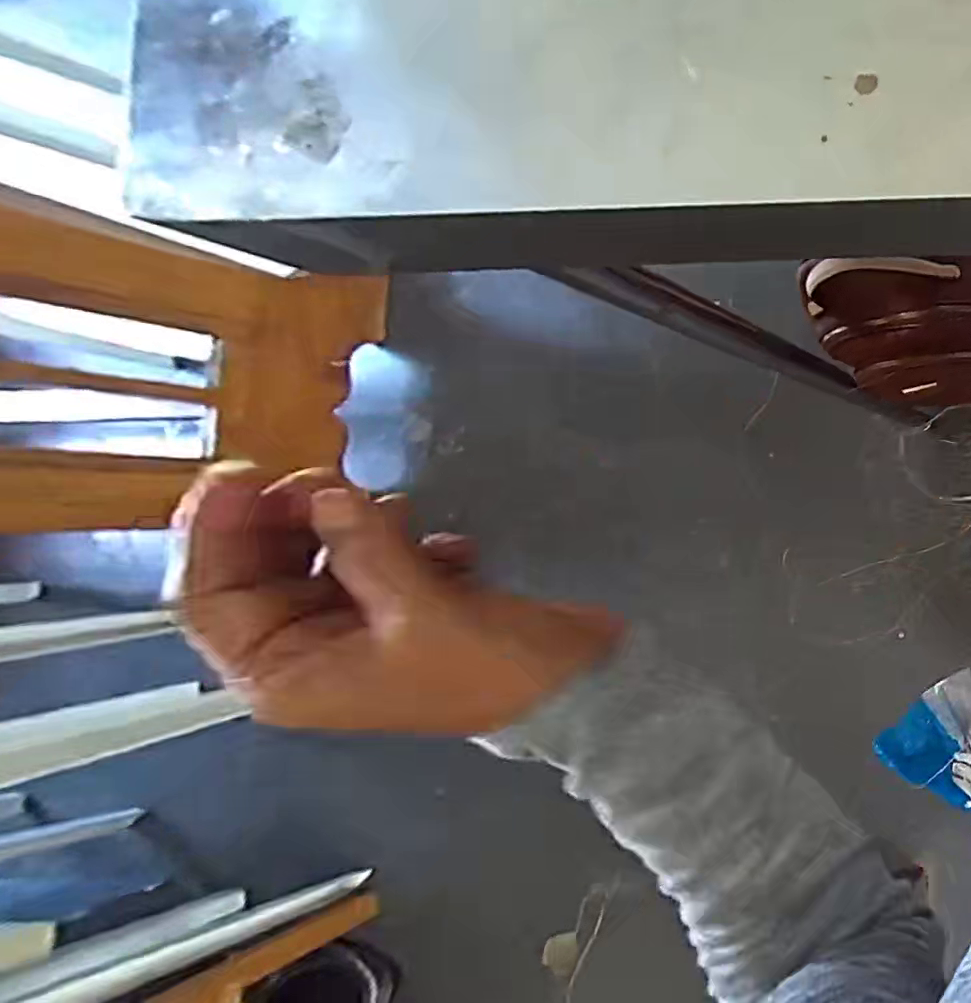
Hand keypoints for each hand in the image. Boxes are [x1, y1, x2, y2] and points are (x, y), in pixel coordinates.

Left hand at [168, 463, 621, 734]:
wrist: (569, 683)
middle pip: (273, 571)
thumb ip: (367, 549)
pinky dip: (416, 545)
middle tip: (328, 476)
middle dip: (297, 521)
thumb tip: (325, 493)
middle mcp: (316, 648)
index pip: (214, 597)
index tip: (241, 473)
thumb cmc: (487, 665)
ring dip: (364, 528)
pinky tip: (455, 547)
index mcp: (288, 672)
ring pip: (336, 560)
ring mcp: (372, 625)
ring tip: (401, 506)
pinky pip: (392, 562)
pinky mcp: (421, 606)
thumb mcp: (423, 610)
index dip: (215, 533)